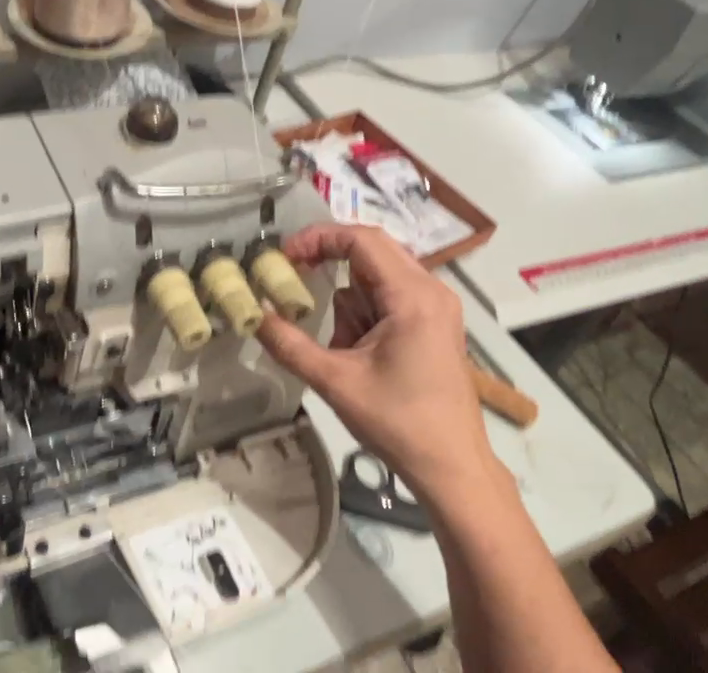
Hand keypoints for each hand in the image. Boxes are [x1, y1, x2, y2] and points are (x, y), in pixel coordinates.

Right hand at [256, 224, 494, 497]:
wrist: (453, 468)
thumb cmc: (399, 423)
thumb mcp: (335, 382)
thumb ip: (289, 344)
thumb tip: (253, 314)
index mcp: (413, 296)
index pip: (362, 240)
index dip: (318, 238)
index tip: (285, 256)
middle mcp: (431, 291)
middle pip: (371, 252)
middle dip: (330, 264)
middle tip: (294, 278)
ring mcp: (437, 307)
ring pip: (378, 279)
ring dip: (350, 302)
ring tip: (342, 350)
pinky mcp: (435, 325)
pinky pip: (390, 298)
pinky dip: (365, 315)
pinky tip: (359, 354)